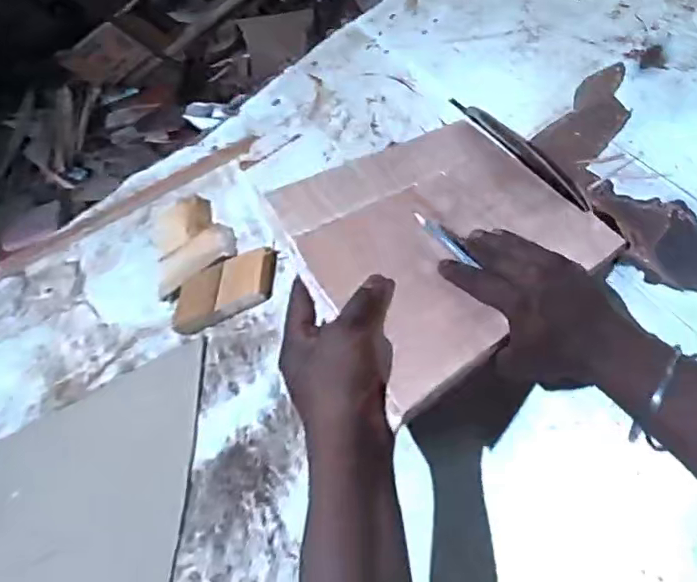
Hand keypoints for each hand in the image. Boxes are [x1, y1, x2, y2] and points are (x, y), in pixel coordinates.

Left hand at [281, 276, 395, 452]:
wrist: (356, 447)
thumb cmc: (340, 383)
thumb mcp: (348, 333)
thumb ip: (363, 302)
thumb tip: (378, 279)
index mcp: (296, 342)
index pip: (300, 296)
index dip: (312, 272)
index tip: (331, 249)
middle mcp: (310, 357)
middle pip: (327, 315)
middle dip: (348, 293)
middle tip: (371, 264)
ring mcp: (333, 376)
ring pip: (351, 335)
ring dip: (368, 318)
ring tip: (390, 289)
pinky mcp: (356, 390)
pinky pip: (367, 355)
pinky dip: (380, 341)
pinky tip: (400, 326)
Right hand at [437, 230, 656, 390]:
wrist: (609, 345)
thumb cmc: (565, 357)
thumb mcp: (525, 367)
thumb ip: (503, 357)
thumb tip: (496, 350)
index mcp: (516, 302)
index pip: (480, 283)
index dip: (460, 273)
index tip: (443, 263)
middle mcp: (530, 278)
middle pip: (497, 257)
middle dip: (477, 247)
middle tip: (461, 237)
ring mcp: (551, 267)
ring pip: (518, 247)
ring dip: (497, 240)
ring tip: (482, 233)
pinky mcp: (568, 264)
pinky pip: (538, 247)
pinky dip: (522, 242)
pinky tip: (516, 240)